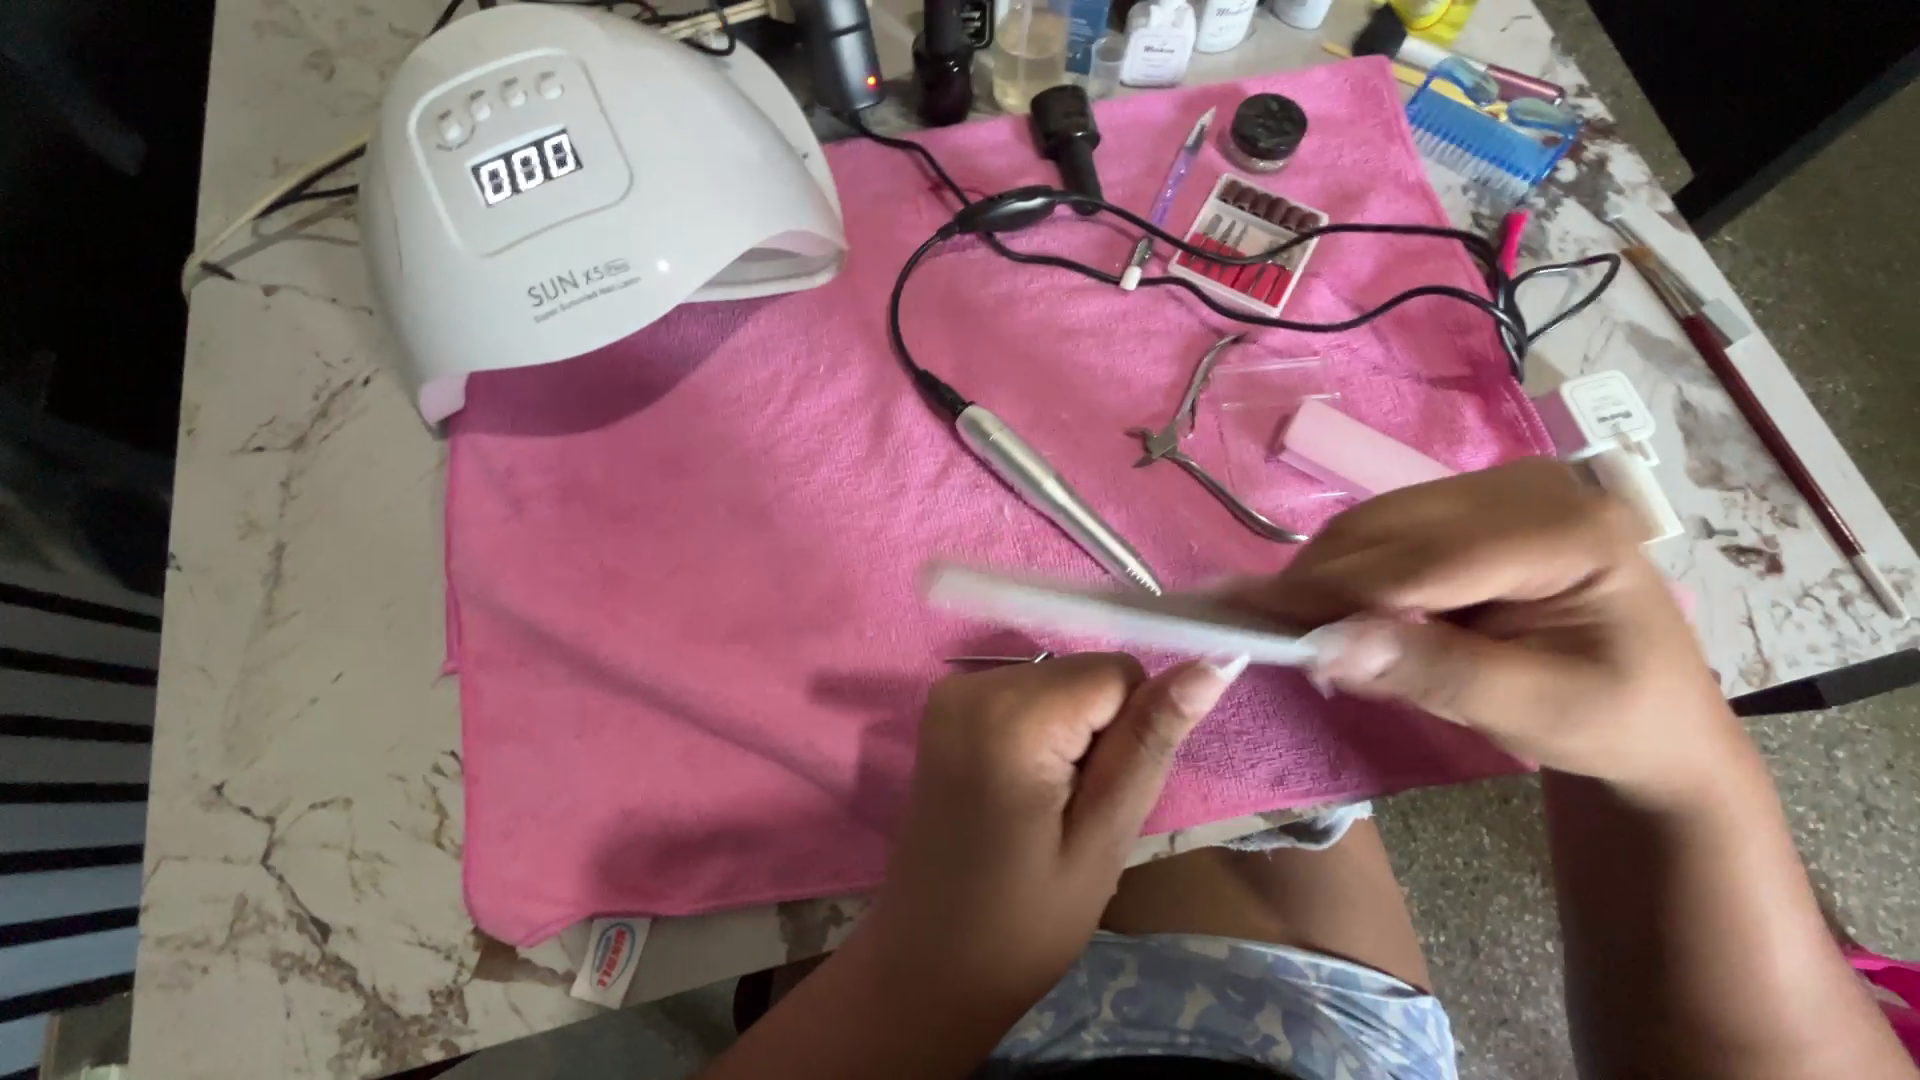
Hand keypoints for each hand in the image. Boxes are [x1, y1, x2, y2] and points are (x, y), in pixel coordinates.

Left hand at [859, 653, 1243, 1014]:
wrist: (929, 963)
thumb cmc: (1024, 922)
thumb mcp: (1104, 838)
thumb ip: (1152, 740)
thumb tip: (1211, 663)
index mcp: (1009, 714)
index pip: (1117, 672)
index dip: (1132, 732)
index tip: (1102, 796)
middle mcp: (971, 683)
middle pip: (1084, 674)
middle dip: (1101, 733)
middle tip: (1075, 812)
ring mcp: (951, 694)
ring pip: (1060, 683)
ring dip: (1073, 735)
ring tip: (1047, 809)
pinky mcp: (945, 710)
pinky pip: (1027, 696)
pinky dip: (1043, 734)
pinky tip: (1023, 794)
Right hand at [1234, 459, 1738, 799]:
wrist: (1650, 713)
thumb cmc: (1611, 722)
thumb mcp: (1535, 712)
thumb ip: (1437, 674)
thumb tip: (1329, 645)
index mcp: (1571, 531)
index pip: (1427, 556)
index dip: (1336, 591)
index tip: (1256, 620)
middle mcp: (1529, 489)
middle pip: (1388, 529)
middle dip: (1317, 582)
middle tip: (1253, 629)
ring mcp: (1494, 491)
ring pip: (1372, 526)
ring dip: (1321, 576)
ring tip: (1282, 626)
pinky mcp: (1465, 508)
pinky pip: (1380, 534)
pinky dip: (1341, 573)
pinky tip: (1321, 608)